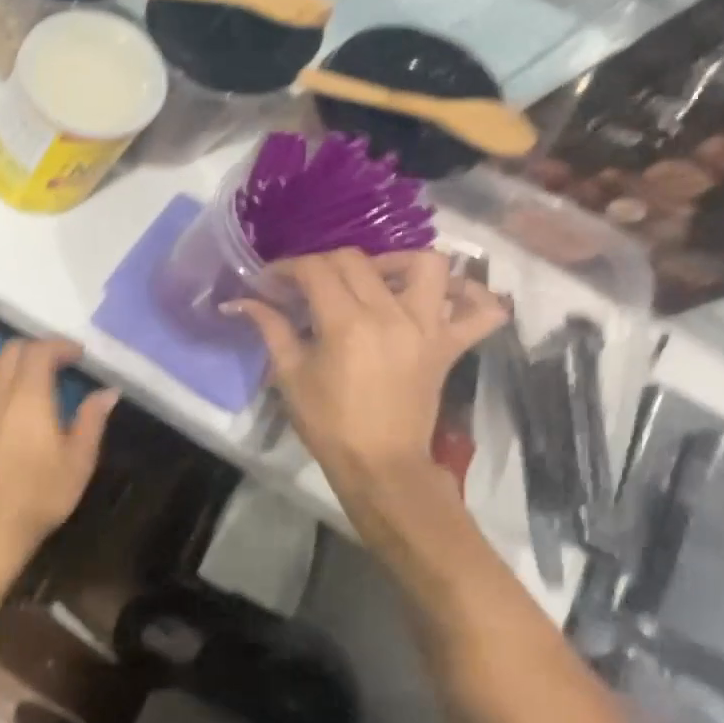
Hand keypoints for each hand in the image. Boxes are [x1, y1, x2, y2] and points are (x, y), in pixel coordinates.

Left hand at [0, 339, 120, 559]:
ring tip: (36, 375)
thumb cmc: (42, 494)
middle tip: (60, 361)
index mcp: (27, 397)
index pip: (38, 352)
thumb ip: (91, 420)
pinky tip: (11, 398)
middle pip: (11, 351)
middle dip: (37, 348)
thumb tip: (107, 392)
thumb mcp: (79, 460)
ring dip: (14, 360)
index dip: (59, 346)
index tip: (79, 354)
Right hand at [228, 249, 505, 512]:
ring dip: (395, 262)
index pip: (315, 270)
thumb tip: (240, 301)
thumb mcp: (288, 372)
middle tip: (304, 284)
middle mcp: (392, 315)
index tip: (269, 282)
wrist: (379, 461)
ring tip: (372, 280)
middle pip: (357, 261)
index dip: (286, 268)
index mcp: (346, 323)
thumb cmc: (326, 421)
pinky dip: (471, 294)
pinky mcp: (451, 344)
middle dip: (322, 264)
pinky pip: (483, 309)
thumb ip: (270, 327)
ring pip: (426, 265)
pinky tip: (442, 296)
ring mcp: (429, 327)